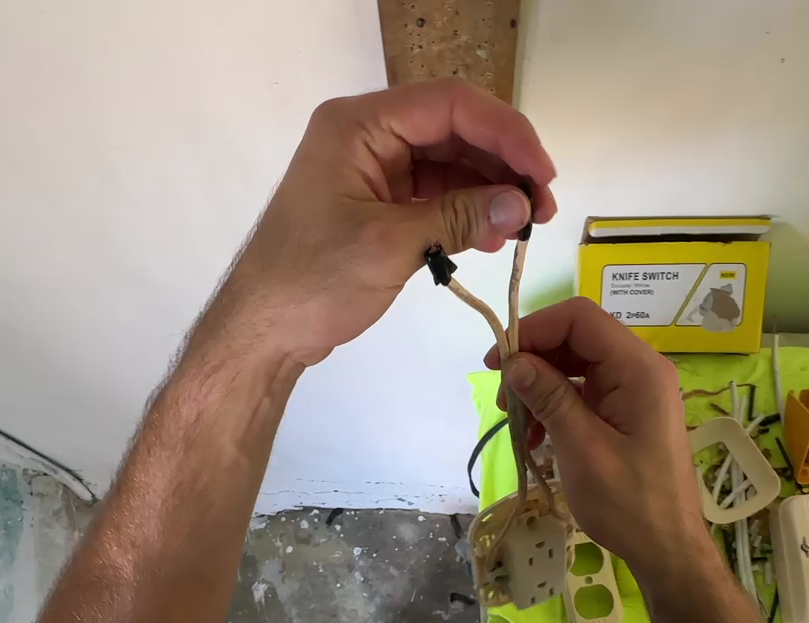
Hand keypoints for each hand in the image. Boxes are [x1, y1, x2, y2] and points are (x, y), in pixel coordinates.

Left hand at [209, 78, 557, 362]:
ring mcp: (372, 173)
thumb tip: (520, 205)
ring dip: (486, 194)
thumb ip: (457, 218)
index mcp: (359, 125)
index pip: (450, 105)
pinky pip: (432, 199)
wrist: (264, 331)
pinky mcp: (376, 207)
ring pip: (447, 167)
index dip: (506, 133)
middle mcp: (367, 137)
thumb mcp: (389, 246)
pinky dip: (462, 216)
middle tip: (541, 208)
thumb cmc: (312, 282)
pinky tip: (490, 238)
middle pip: (452, 132)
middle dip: (501, 167)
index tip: (543, 173)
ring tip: (520, 229)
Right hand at [488, 298, 710, 581]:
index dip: (533, 330)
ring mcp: (634, 393)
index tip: (497, 363)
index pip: (579, 319)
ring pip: (576, 367)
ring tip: (519, 426)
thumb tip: (514, 362)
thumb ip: (550, 398)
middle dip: (533, 362)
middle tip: (503, 401)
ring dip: (540, 388)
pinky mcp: (626, 415)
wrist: (667, 549)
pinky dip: (555, 408)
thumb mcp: (582, 449)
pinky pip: (584, 394)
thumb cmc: (628, 503)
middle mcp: (639, 370)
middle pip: (576, 340)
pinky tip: (537, 438)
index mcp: (638, 369)